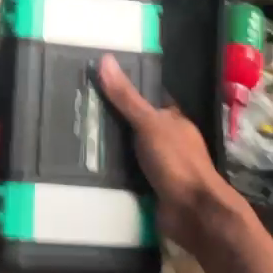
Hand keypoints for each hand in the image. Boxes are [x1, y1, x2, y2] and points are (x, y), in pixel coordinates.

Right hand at [96, 55, 241, 251]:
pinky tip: (91, 169)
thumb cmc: (177, 163)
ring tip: (78, 138)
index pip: (149, 100)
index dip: (126, 92)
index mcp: (174, 122)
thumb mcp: (149, 124)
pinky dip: (115, 173)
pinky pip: (130, 176)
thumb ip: (126, 97)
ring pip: (132, 152)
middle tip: (79, 112)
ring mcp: (163, 168)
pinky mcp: (154, 191)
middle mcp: (170, 142)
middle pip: (138, 126)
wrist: (195, 214)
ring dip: (112, 150)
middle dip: (113, 122)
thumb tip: (105, 58)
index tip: (96, 84)